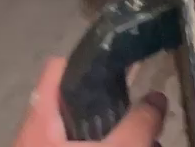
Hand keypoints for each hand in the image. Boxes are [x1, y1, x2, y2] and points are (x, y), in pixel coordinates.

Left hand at [12, 57, 167, 146]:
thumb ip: (141, 122)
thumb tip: (157, 98)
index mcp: (42, 121)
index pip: (59, 68)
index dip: (90, 57)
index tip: (123, 55)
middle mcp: (37, 136)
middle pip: (76, 101)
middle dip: (114, 103)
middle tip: (142, 110)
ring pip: (83, 132)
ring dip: (115, 133)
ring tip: (145, 140)